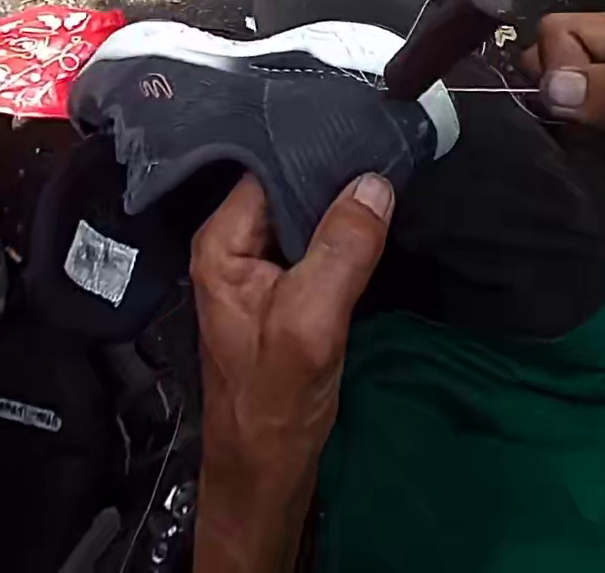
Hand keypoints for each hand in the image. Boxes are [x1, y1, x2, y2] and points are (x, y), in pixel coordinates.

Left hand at [192, 172, 394, 571]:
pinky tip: (372, 213)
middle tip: (379, 146)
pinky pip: (318, 236)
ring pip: (306, 210)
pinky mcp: (287, 281)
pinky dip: (344, 226)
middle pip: (286, 183)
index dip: (312, 149)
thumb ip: (342, 251)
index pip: (267, 168)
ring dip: (341, 198)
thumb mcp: (310, 323)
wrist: (268, 473)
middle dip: (332, 169)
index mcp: (222, 241)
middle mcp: (236, 242)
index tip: (358, 131)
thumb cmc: (274, 405)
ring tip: (382, 171)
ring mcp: (262, 262)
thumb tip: (375, 184)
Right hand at [520, 9, 604, 216]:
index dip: (563, 74)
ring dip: (565, 116)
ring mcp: (601, 68)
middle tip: (604, 126)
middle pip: (544, 52)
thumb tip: (555, 85)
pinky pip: (550, 103)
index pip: (559, 32)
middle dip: (562, 97)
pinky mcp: (590, 95)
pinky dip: (566, 127)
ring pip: (542, 80)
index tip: (592, 113)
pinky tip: (598, 140)